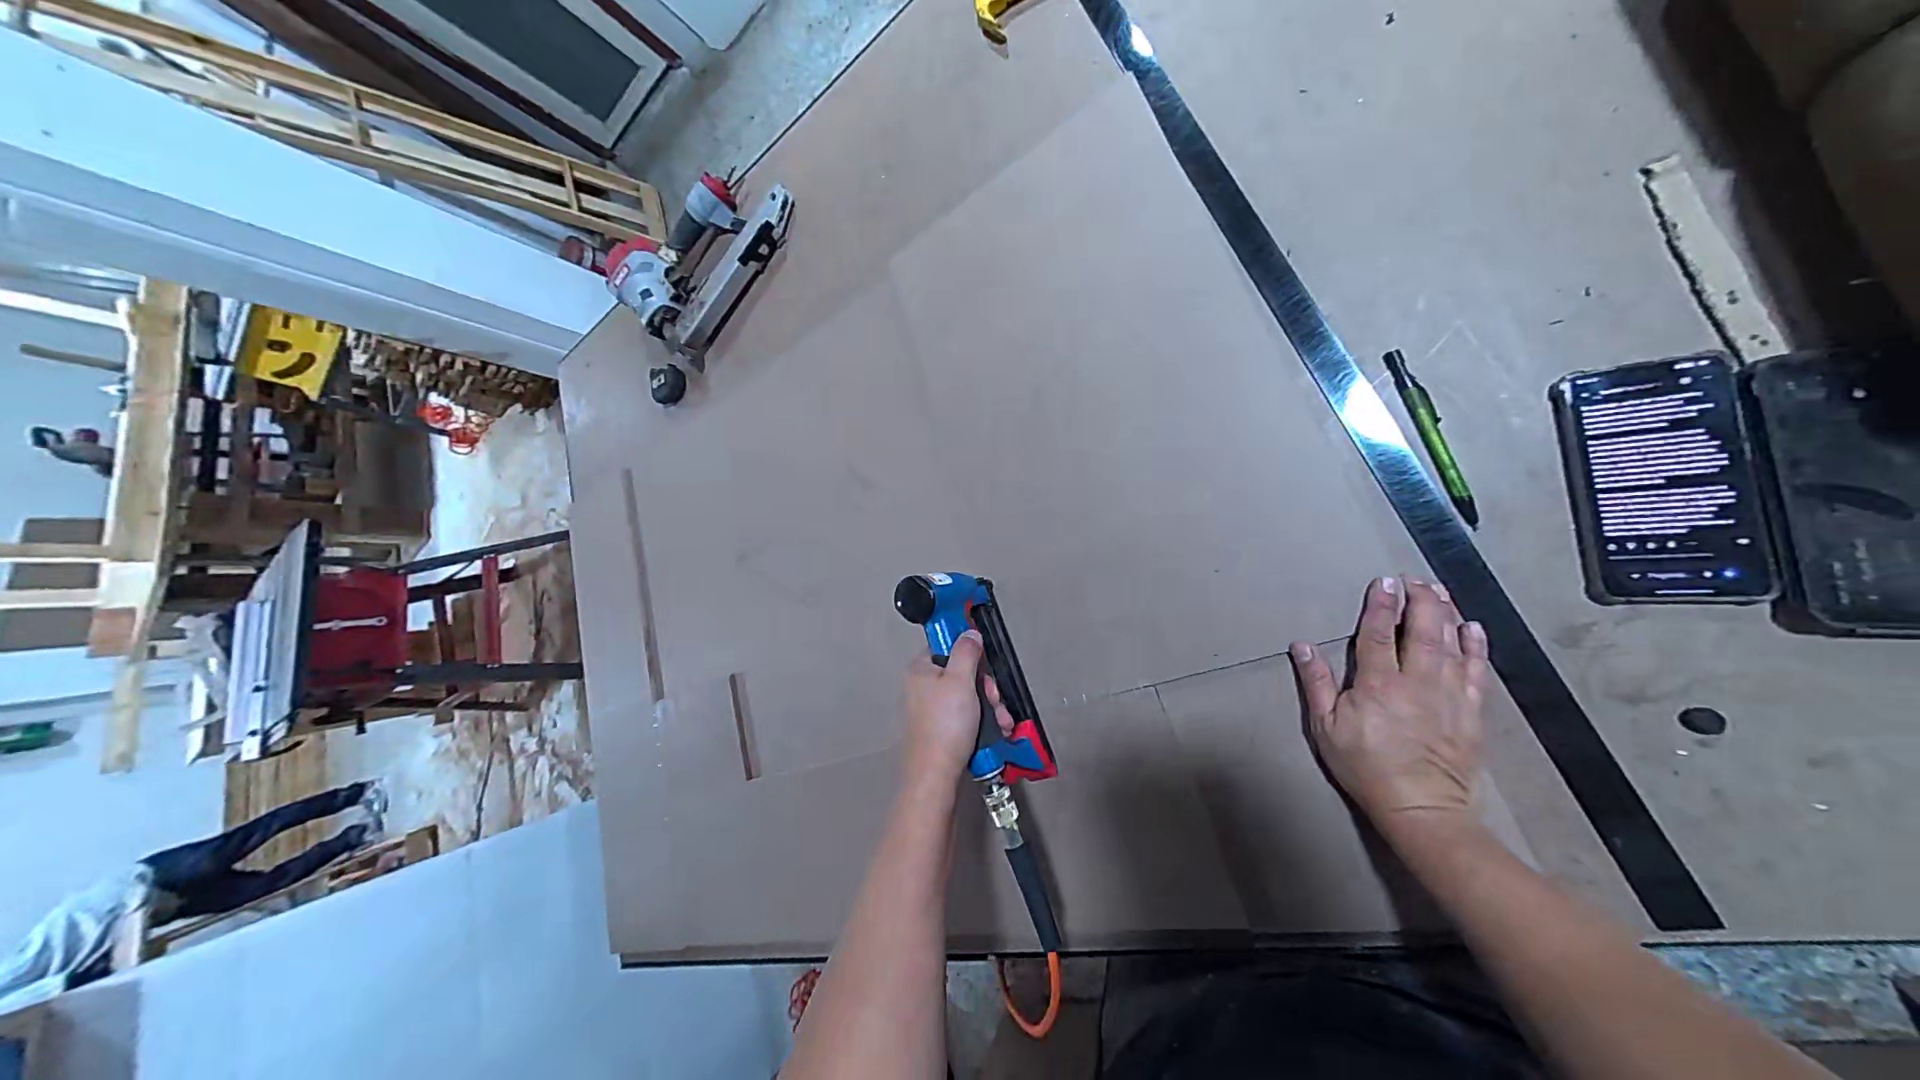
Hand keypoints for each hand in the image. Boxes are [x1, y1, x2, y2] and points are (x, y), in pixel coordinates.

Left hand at [903, 630, 1013, 777]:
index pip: (947, 645)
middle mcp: (924, 687)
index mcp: (921, 670)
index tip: (983, 660)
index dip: (969, 651)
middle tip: (991, 697)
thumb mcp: (960, 680)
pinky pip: (969, 714)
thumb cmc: (943, 728)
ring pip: (971, 695)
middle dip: (986, 686)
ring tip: (998, 719)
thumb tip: (969, 633)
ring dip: (990, 705)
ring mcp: (934, 709)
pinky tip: (994, 728)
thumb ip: (966, 652)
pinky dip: (984, 720)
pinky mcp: (944, 727)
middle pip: (964, 672)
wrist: (937, 774)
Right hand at [1289, 576, 1489, 833]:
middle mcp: (1417, 682)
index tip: (1383, 582)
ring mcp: (1449, 695)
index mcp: (1378, 684)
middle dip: (1419, 600)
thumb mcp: (1325, 728)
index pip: (1378, 633)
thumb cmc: (1365, 767)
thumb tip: (1302, 646)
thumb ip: (1316, 683)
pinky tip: (1472, 627)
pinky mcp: (1471, 711)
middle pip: (1421, 630)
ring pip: (1451, 644)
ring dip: (1445, 613)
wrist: (1421, 808)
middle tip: (1414, 579)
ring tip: (1439, 591)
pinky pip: (1477, 671)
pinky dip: (1476, 646)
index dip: (1380, 605)